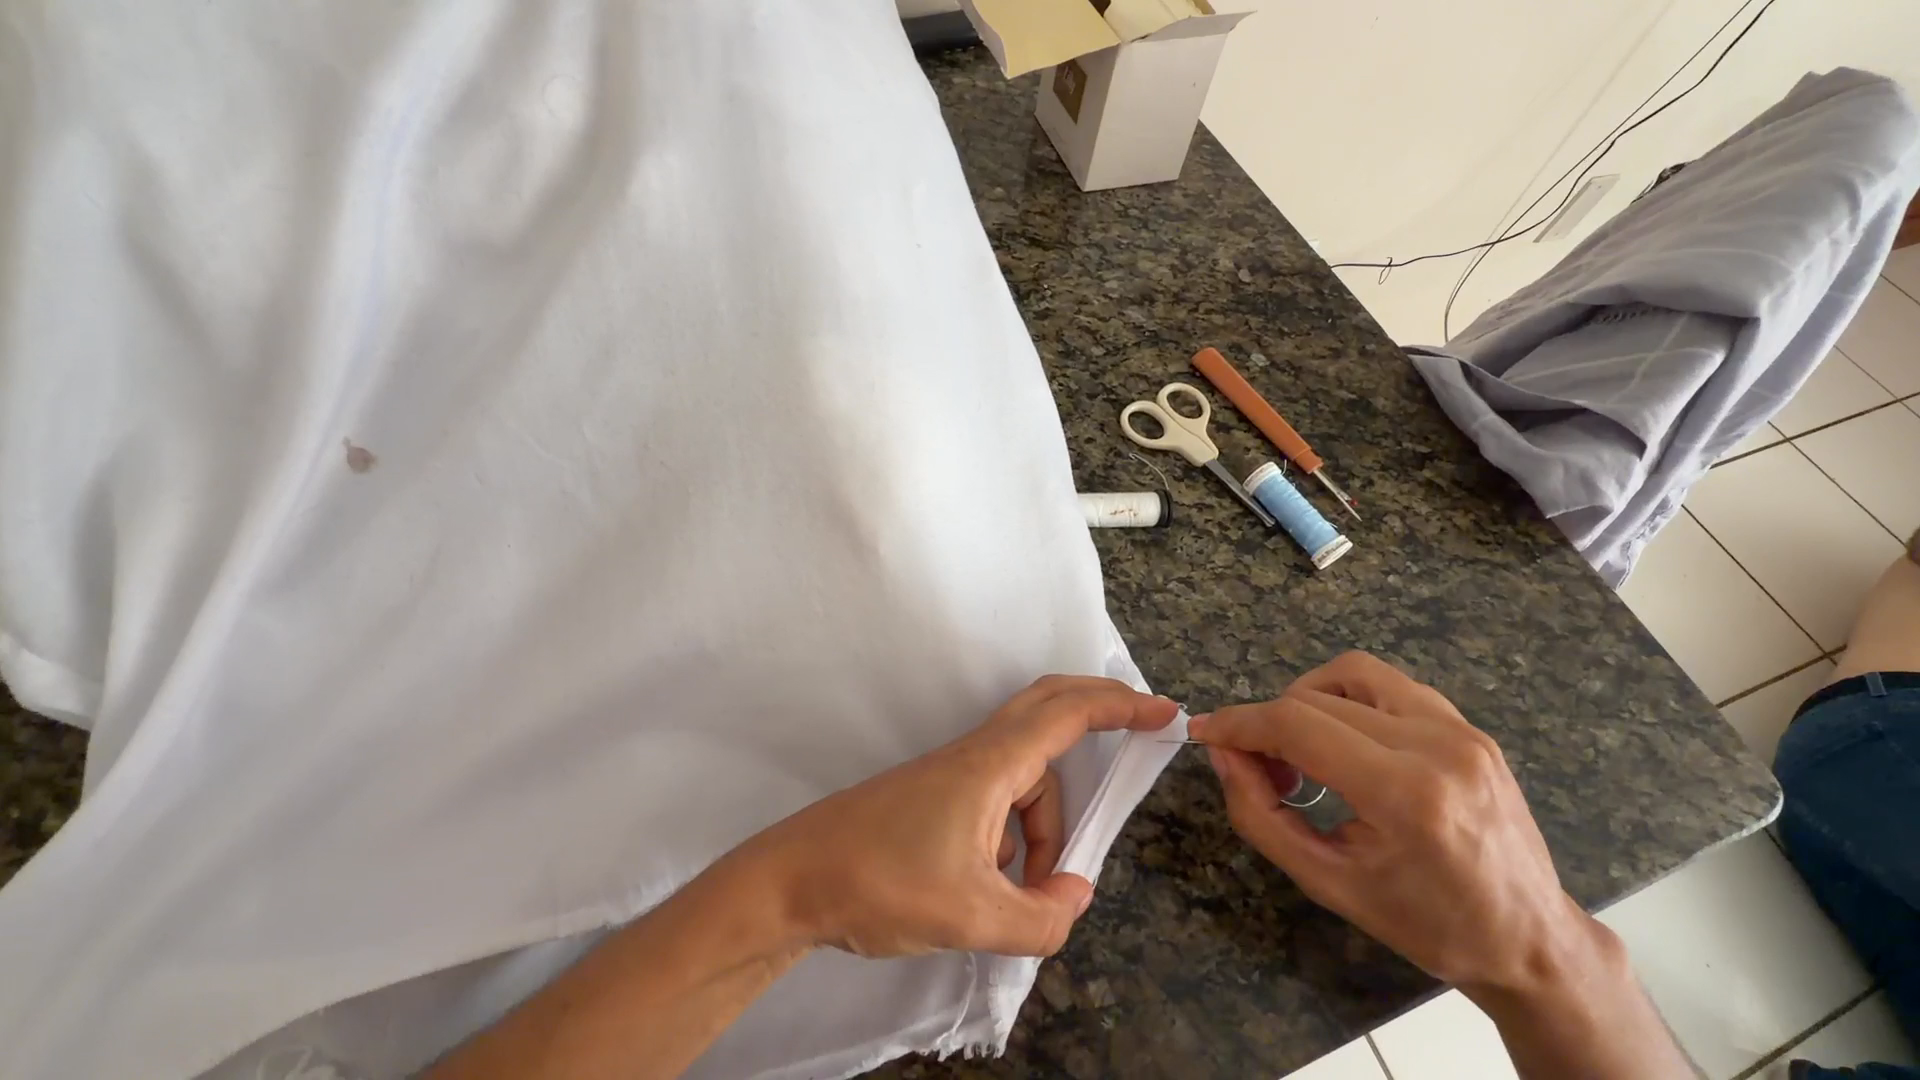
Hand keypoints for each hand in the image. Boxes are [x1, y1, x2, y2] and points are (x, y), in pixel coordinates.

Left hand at [730, 676, 1177, 958]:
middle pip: (1047, 711)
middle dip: (1097, 715)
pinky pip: (999, 801)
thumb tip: (1076, 899)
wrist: (793, 881)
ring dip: (1047, 824)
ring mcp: (953, 776)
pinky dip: (1018, 835)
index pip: (1067, 714)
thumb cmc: (881, 884)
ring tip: (1032, 892)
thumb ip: (1041, 919)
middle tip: (1137, 734)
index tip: (1164, 711)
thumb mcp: (972, 917)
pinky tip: (997, 888)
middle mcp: (975, 757)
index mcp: (990, 765)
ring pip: (1025, 778)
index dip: (1120, 705)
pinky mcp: (937, 799)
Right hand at [1189, 652, 1601, 996]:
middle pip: (1314, 697)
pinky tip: (1345, 742)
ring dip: (1306, 699)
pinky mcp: (1469, 726)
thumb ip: (1261, 814)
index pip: (1296, 724)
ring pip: (1351, 673)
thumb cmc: (1425, 924)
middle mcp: (1436, 745)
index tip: (1205, 732)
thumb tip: (1225, 754)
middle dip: (1266, 722)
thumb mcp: (1327, 881)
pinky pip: (1388, 685)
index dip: (1239, 723)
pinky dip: (1347, 701)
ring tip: (1301, 748)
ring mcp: (1460, 729)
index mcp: (1404, 794)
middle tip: (1256, 766)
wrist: (1531, 938)